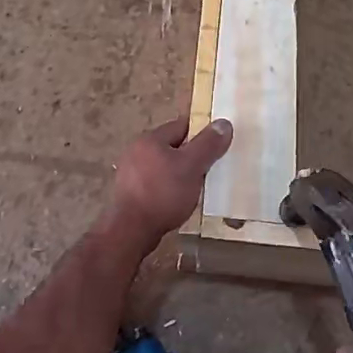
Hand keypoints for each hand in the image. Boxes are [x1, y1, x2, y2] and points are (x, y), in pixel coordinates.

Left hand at [104, 117, 232, 244]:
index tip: (219, 142)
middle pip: (171, 146)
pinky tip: (179, 199)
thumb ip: (207, 145)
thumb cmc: (163, 193)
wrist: (133, 229)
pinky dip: (169, 187)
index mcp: (150, 139)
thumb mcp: (191, 166)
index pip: (181, 125)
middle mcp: (136, 151)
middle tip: (212, 166)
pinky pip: (156, 183)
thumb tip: (223, 123)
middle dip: (191, 154)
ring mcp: (130, 172)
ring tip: (199, 184)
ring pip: (163, 166)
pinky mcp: (130, 192)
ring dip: (180, 172)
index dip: (201, 131)